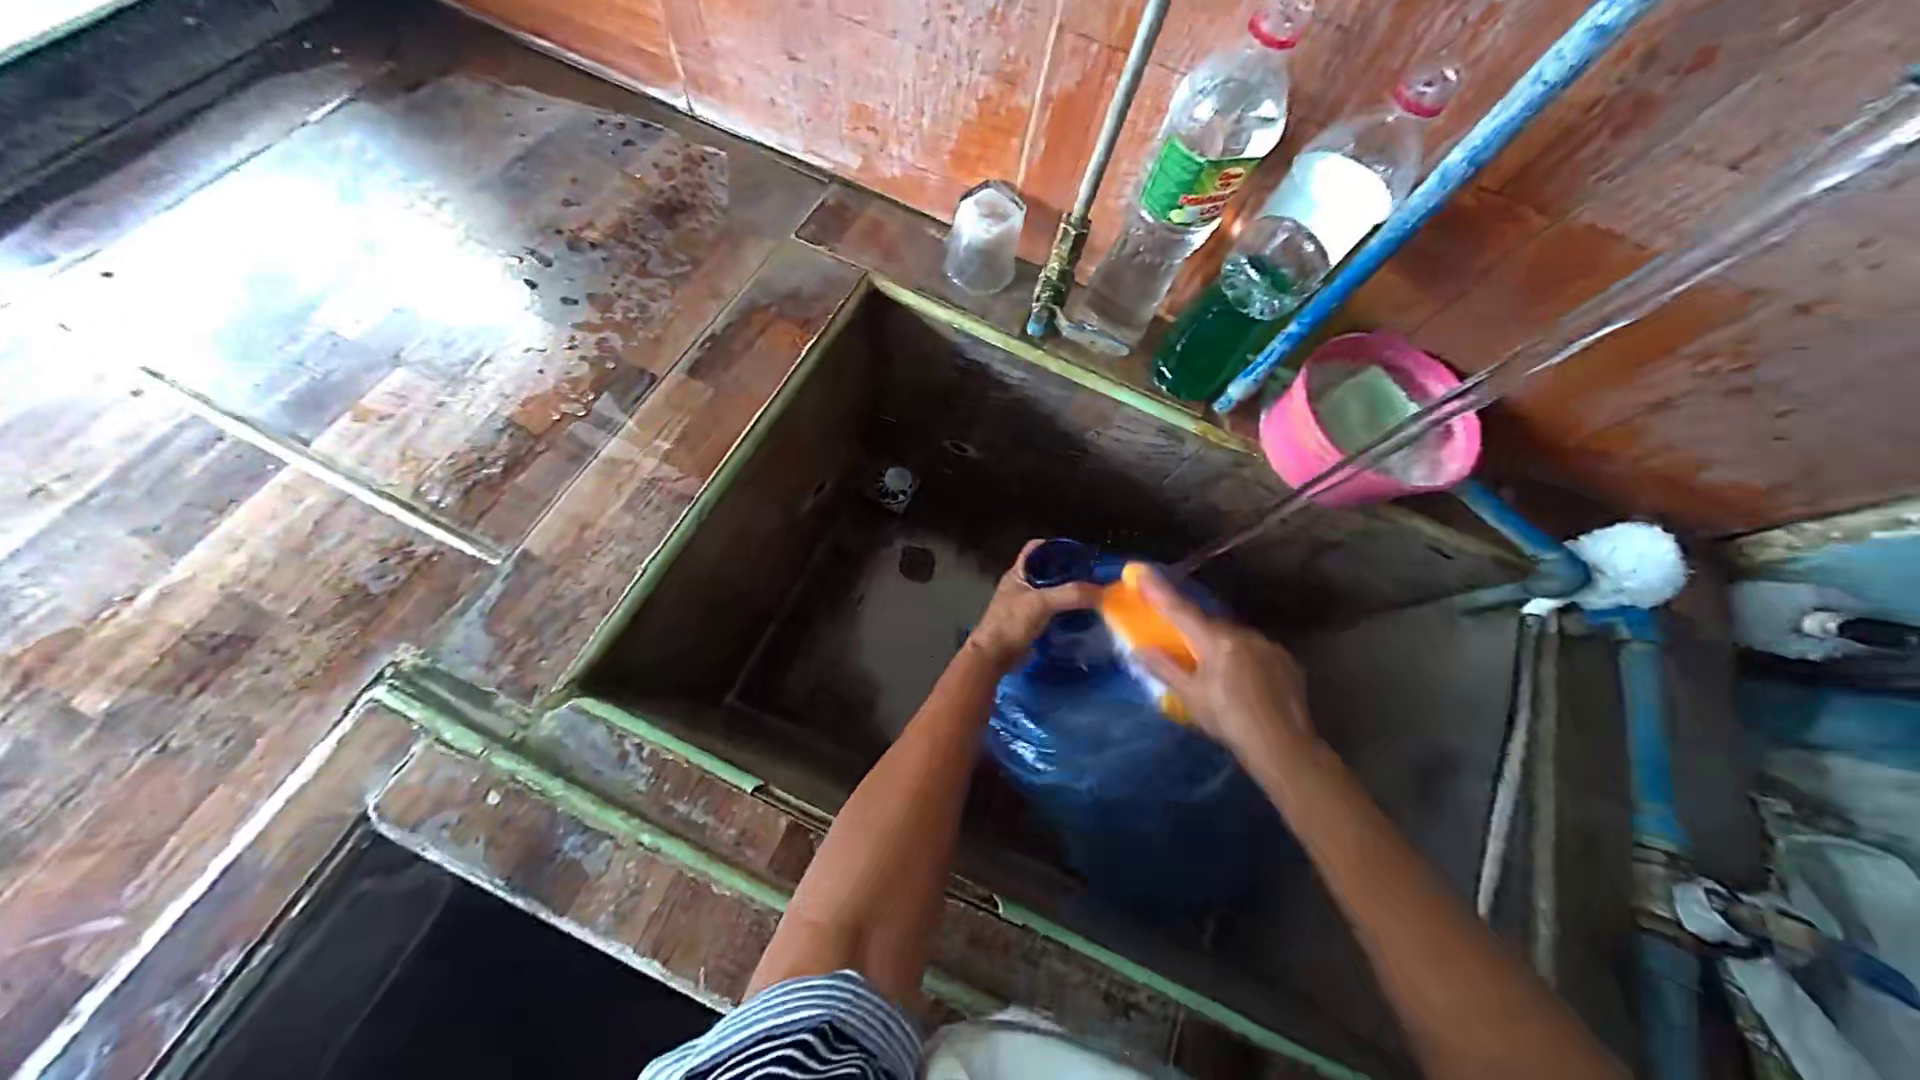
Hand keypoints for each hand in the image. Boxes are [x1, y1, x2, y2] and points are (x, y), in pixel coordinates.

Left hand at [965, 539, 1103, 672]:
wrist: (995, 657)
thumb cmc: (1011, 623)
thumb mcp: (1041, 603)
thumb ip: (1070, 594)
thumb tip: (1102, 591)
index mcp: (1018, 574)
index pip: (1035, 549)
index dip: (1055, 546)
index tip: (1078, 552)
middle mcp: (1021, 586)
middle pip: (1048, 572)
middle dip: (1068, 572)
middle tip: (1093, 576)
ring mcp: (1026, 606)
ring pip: (1051, 593)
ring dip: (1069, 594)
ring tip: (1093, 595)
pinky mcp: (1032, 624)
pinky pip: (1053, 612)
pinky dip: (1066, 612)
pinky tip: (1083, 616)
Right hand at [1132, 566, 1314, 759]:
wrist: (1283, 747)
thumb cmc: (1228, 721)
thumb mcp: (1190, 696)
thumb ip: (1165, 667)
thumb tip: (1140, 648)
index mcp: (1216, 642)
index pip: (1181, 611)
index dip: (1160, 592)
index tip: (1143, 573)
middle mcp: (1243, 635)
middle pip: (1210, 626)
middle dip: (1196, 634)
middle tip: (1186, 653)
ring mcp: (1268, 646)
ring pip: (1235, 639)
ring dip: (1222, 649)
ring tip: (1219, 677)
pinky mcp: (1287, 661)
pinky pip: (1256, 652)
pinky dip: (1245, 660)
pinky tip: (1245, 684)